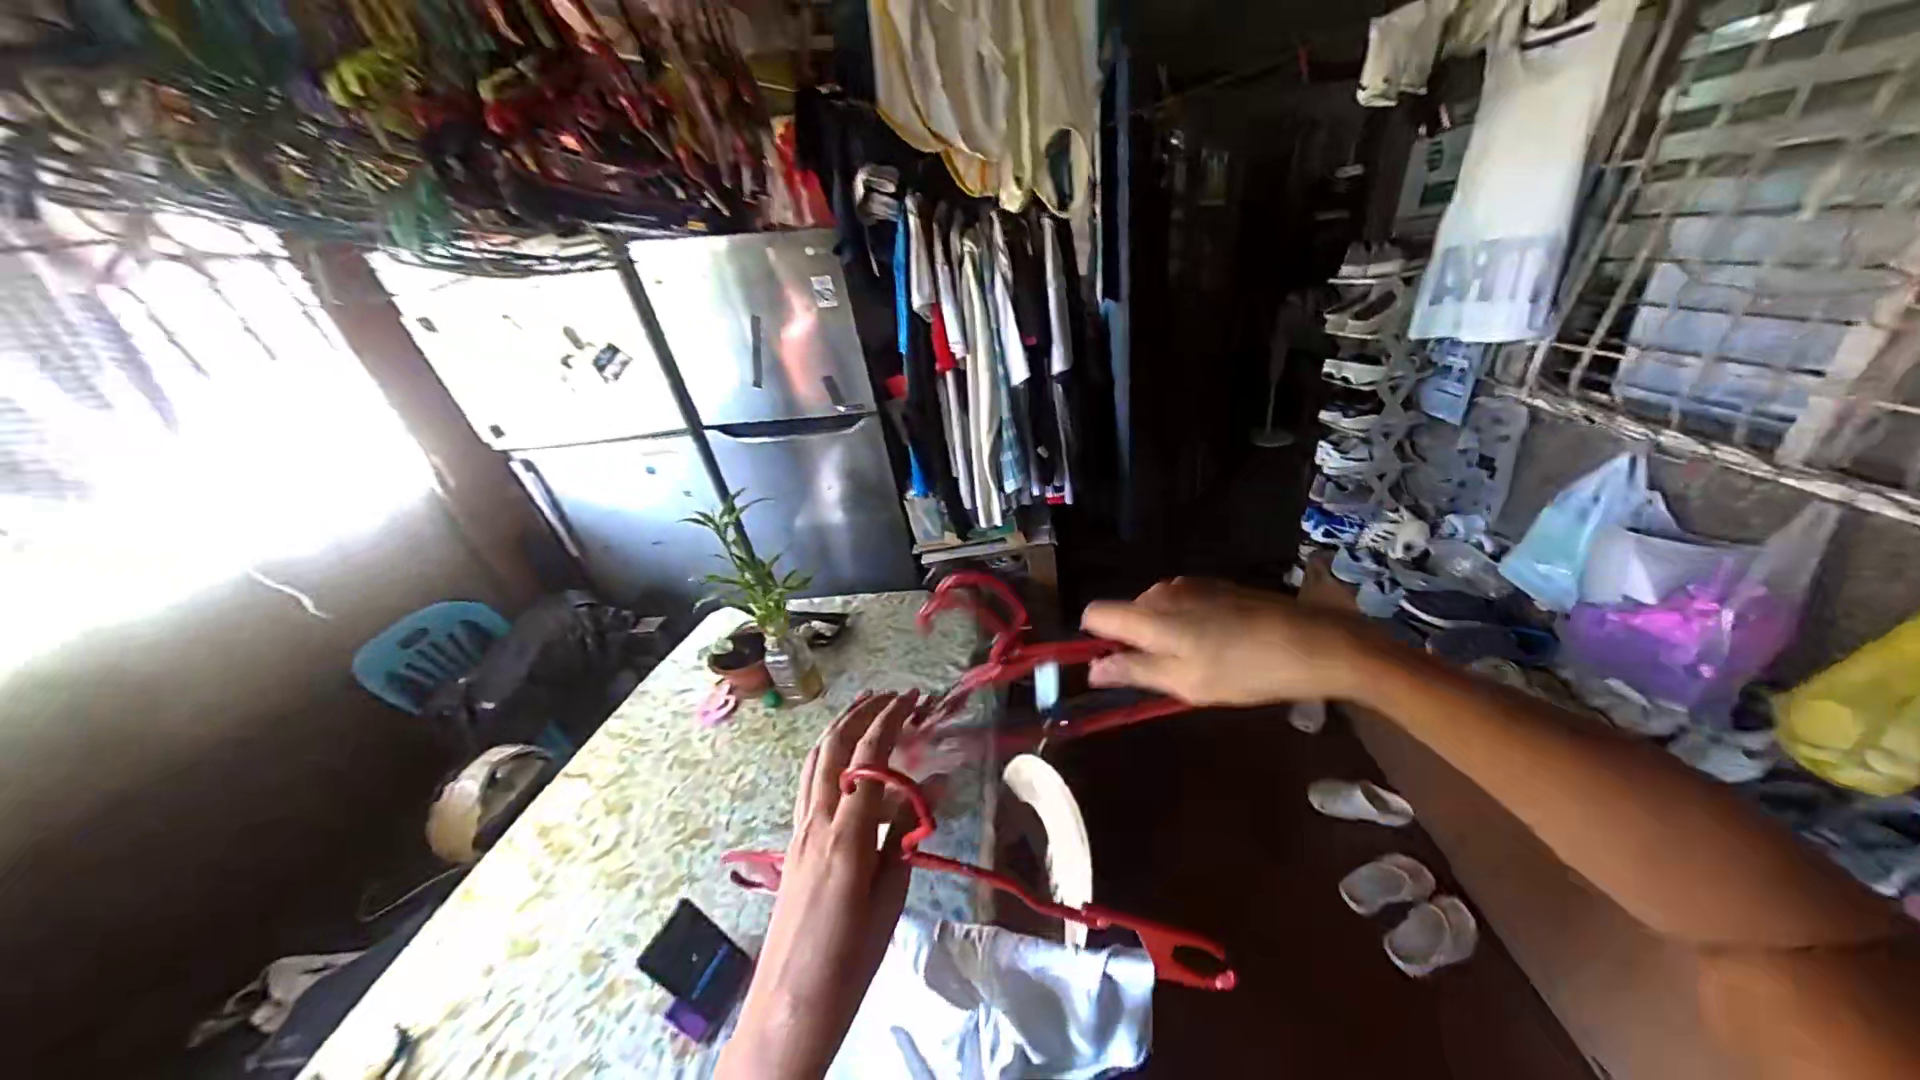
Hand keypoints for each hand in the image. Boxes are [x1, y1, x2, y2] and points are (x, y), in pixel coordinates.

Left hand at [717, 691, 921, 1079]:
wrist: (789, 1004)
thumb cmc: (850, 958)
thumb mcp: (890, 896)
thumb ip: (906, 834)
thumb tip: (934, 784)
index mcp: (847, 834)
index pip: (870, 757)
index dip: (891, 719)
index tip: (913, 697)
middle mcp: (817, 820)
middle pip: (836, 746)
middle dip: (864, 711)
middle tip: (892, 694)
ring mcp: (799, 828)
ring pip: (815, 759)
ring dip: (841, 725)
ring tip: (864, 706)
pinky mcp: (792, 841)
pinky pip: (808, 782)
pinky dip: (826, 753)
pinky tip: (840, 755)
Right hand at [1082, 578, 1382, 705]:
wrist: (1316, 644)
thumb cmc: (1246, 671)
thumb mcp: (1186, 683)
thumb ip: (1133, 672)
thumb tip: (1092, 668)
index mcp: (1149, 614)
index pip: (1095, 614)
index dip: (1095, 640)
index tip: (1117, 666)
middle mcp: (1162, 591)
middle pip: (1126, 615)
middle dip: (1136, 643)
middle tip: (1172, 676)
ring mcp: (1191, 585)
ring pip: (1155, 612)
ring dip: (1164, 637)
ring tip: (1203, 665)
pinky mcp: (1216, 585)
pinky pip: (1181, 605)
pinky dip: (1187, 626)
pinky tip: (1222, 646)